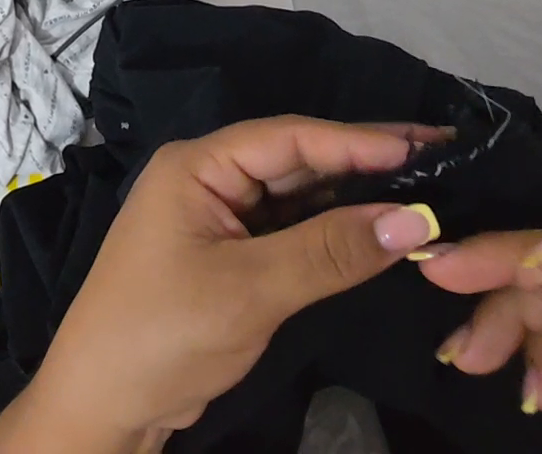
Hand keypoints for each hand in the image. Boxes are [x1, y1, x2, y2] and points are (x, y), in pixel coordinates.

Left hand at [0, 115, 451, 453]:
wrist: (104, 403)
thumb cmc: (164, 333)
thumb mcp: (250, 290)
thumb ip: (331, 251)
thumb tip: (416, 218)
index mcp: (197, 165)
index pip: (287, 139)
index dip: (357, 140)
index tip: (424, 145)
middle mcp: (207, 177)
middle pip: (294, 160)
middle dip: (362, 162)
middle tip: (438, 157)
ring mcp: (217, 215)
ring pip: (295, 196)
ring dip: (352, 198)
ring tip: (423, 189)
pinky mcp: (228, 252)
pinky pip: (288, 229)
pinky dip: (330, 232)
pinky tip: (377, 229)